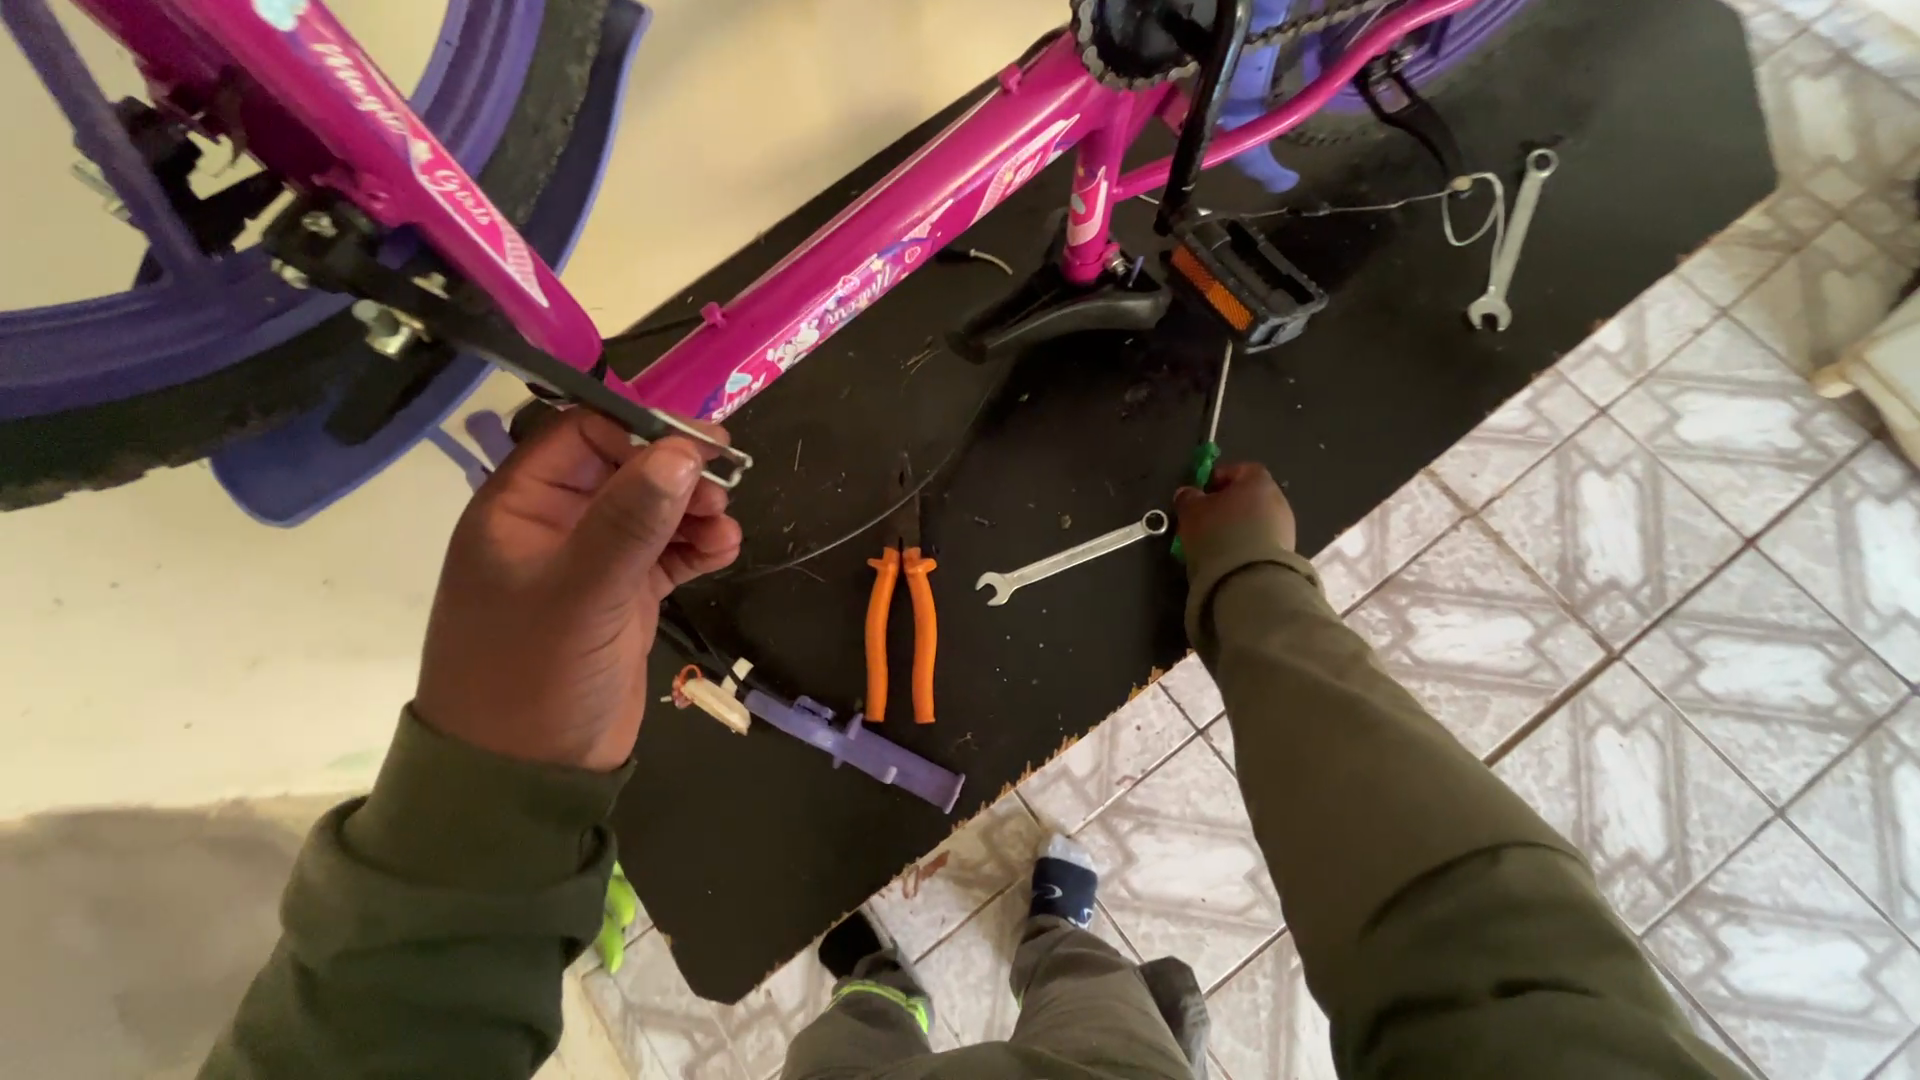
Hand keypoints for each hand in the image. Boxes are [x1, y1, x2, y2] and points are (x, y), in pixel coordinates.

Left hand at [415, 408, 741, 770]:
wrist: (528, 774)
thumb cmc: (533, 676)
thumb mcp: (582, 593)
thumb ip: (630, 520)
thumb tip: (683, 452)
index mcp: (521, 507)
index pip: (582, 436)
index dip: (640, 432)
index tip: (699, 447)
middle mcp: (558, 525)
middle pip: (627, 470)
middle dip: (677, 475)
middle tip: (725, 489)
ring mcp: (594, 562)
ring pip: (654, 511)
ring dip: (694, 512)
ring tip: (725, 529)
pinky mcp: (625, 596)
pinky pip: (668, 553)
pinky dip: (698, 547)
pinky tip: (724, 552)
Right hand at [1173, 462, 1297, 554]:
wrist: (1249, 577)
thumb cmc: (1218, 532)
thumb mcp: (1191, 511)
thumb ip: (1188, 497)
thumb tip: (1188, 493)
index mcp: (1257, 481)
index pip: (1240, 469)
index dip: (1219, 478)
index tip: (1202, 493)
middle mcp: (1277, 499)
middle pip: (1250, 495)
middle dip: (1229, 504)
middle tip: (1206, 518)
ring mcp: (1285, 526)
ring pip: (1256, 519)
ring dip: (1239, 525)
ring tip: (1217, 541)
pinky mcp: (1285, 551)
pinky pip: (1262, 539)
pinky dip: (1248, 543)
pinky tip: (1231, 556)